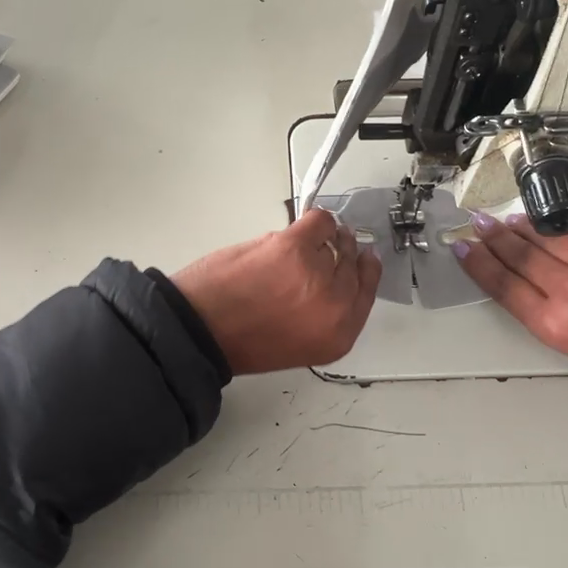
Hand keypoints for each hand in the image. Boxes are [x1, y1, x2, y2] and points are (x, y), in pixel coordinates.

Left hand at [171, 208, 382, 374]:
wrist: (201, 329)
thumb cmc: (240, 340)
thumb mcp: (297, 345)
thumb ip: (324, 318)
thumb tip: (331, 284)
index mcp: (337, 335)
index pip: (367, 295)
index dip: (365, 274)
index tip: (363, 261)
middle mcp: (335, 305)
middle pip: (353, 267)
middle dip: (342, 256)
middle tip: (327, 249)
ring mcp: (317, 272)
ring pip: (337, 243)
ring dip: (322, 242)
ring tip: (297, 249)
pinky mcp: (295, 245)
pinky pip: (321, 222)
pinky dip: (316, 222)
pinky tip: (302, 230)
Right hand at [454, 209, 567, 399]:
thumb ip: (551, 317)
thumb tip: (533, 287)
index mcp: (554, 324)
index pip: (503, 286)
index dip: (478, 265)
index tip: (463, 250)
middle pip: (519, 256)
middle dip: (493, 239)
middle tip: (478, 225)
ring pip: (545, 236)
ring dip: (520, 225)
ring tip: (503, 218)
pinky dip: (559, 215)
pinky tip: (544, 212)